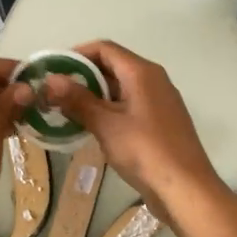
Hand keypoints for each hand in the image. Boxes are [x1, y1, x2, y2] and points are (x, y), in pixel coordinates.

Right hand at [41, 41, 220, 218]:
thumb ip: (78, 100)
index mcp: (142, 72)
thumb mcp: (106, 125)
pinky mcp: (160, 123)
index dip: (76, 54)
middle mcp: (154, 80)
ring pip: (121, 89)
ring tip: (66, 111)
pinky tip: (92, 128)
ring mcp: (159, 102)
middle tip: (54, 93)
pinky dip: (109, 111)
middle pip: (113, 67)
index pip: (105, 49)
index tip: (53, 69)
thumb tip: (51, 80)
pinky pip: (130, 107)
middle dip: (83, 77)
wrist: (185, 188)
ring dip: (94, 96)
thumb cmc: (145, 151)